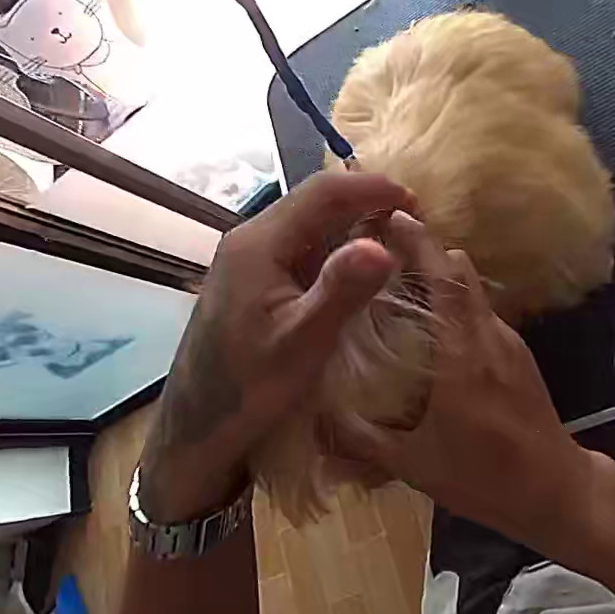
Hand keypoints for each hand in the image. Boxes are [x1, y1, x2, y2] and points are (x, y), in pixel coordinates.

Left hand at [140, 170, 417, 522]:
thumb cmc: (246, 387)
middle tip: (412, 226)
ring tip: (393, 246)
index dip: (373, 188)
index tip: (417, 202)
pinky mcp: (252, 279)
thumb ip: (341, 291)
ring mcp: (249, 259)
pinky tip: (355, 273)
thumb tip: (384, 244)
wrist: (197, 425)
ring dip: (351, 228)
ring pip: (309, 226)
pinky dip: (334, 252)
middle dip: (366, 205)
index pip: (323, 192)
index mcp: (259, 242)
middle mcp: (250, 239)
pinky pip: (300, 250)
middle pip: (315, 203)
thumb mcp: (301, 342)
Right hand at [330, 213, 614, 553]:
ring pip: (473, 291)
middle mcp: (490, 336)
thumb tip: (317, 415)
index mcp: (464, 353)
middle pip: (462, 271)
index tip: (390, 217)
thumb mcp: (413, 465)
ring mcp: (510, 343)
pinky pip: (480, 314)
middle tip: (381, 249)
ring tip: (396, 286)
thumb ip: (362, 438)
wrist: (557, 492)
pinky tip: (429, 330)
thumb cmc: (484, 477)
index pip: (446, 278)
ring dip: (439, 278)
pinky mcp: (519, 356)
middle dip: (424, 251)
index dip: (419, 242)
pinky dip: (453, 304)